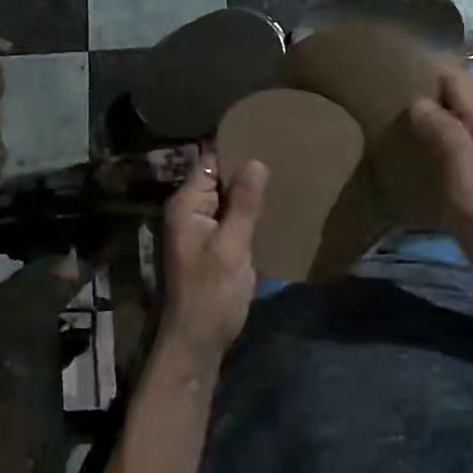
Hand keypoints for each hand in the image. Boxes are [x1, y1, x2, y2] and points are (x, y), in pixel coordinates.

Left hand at [162, 152, 268, 359]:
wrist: (198, 339)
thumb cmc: (211, 292)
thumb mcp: (231, 246)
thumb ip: (243, 204)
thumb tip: (256, 161)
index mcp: (186, 205)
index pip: (208, 162)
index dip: (234, 149)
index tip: (266, 134)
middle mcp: (189, 211)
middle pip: (217, 178)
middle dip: (246, 169)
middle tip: (284, 152)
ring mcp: (200, 229)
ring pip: (227, 199)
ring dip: (250, 191)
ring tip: (286, 174)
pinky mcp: (213, 246)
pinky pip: (231, 219)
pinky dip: (249, 212)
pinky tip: (275, 208)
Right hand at [407, 65, 472, 293]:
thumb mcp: (469, 188)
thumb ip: (449, 141)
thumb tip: (420, 103)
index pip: (460, 82)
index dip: (429, 76)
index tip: (395, 79)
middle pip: (466, 91)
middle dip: (433, 88)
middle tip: (392, 98)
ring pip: (470, 108)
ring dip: (441, 107)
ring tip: (405, 115)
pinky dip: (450, 125)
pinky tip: (431, 142)